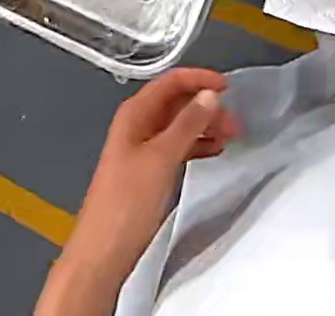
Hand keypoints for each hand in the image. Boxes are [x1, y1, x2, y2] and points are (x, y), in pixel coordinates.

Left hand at [66, 69, 239, 271]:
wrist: (101, 256)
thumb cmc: (127, 202)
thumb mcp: (162, 157)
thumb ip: (188, 123)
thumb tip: (210, 95)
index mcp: (136, 113)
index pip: (172, 81)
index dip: (200, 79)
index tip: (227, 87)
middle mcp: (138, 124)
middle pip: (178, 102)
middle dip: (207, 106)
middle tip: (233, 120)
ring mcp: (143, 147)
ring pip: (180, 124)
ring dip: (205, 126)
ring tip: (230, 135)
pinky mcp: (148, 170)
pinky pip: (178, 146)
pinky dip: (196, 144)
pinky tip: (213, 150)